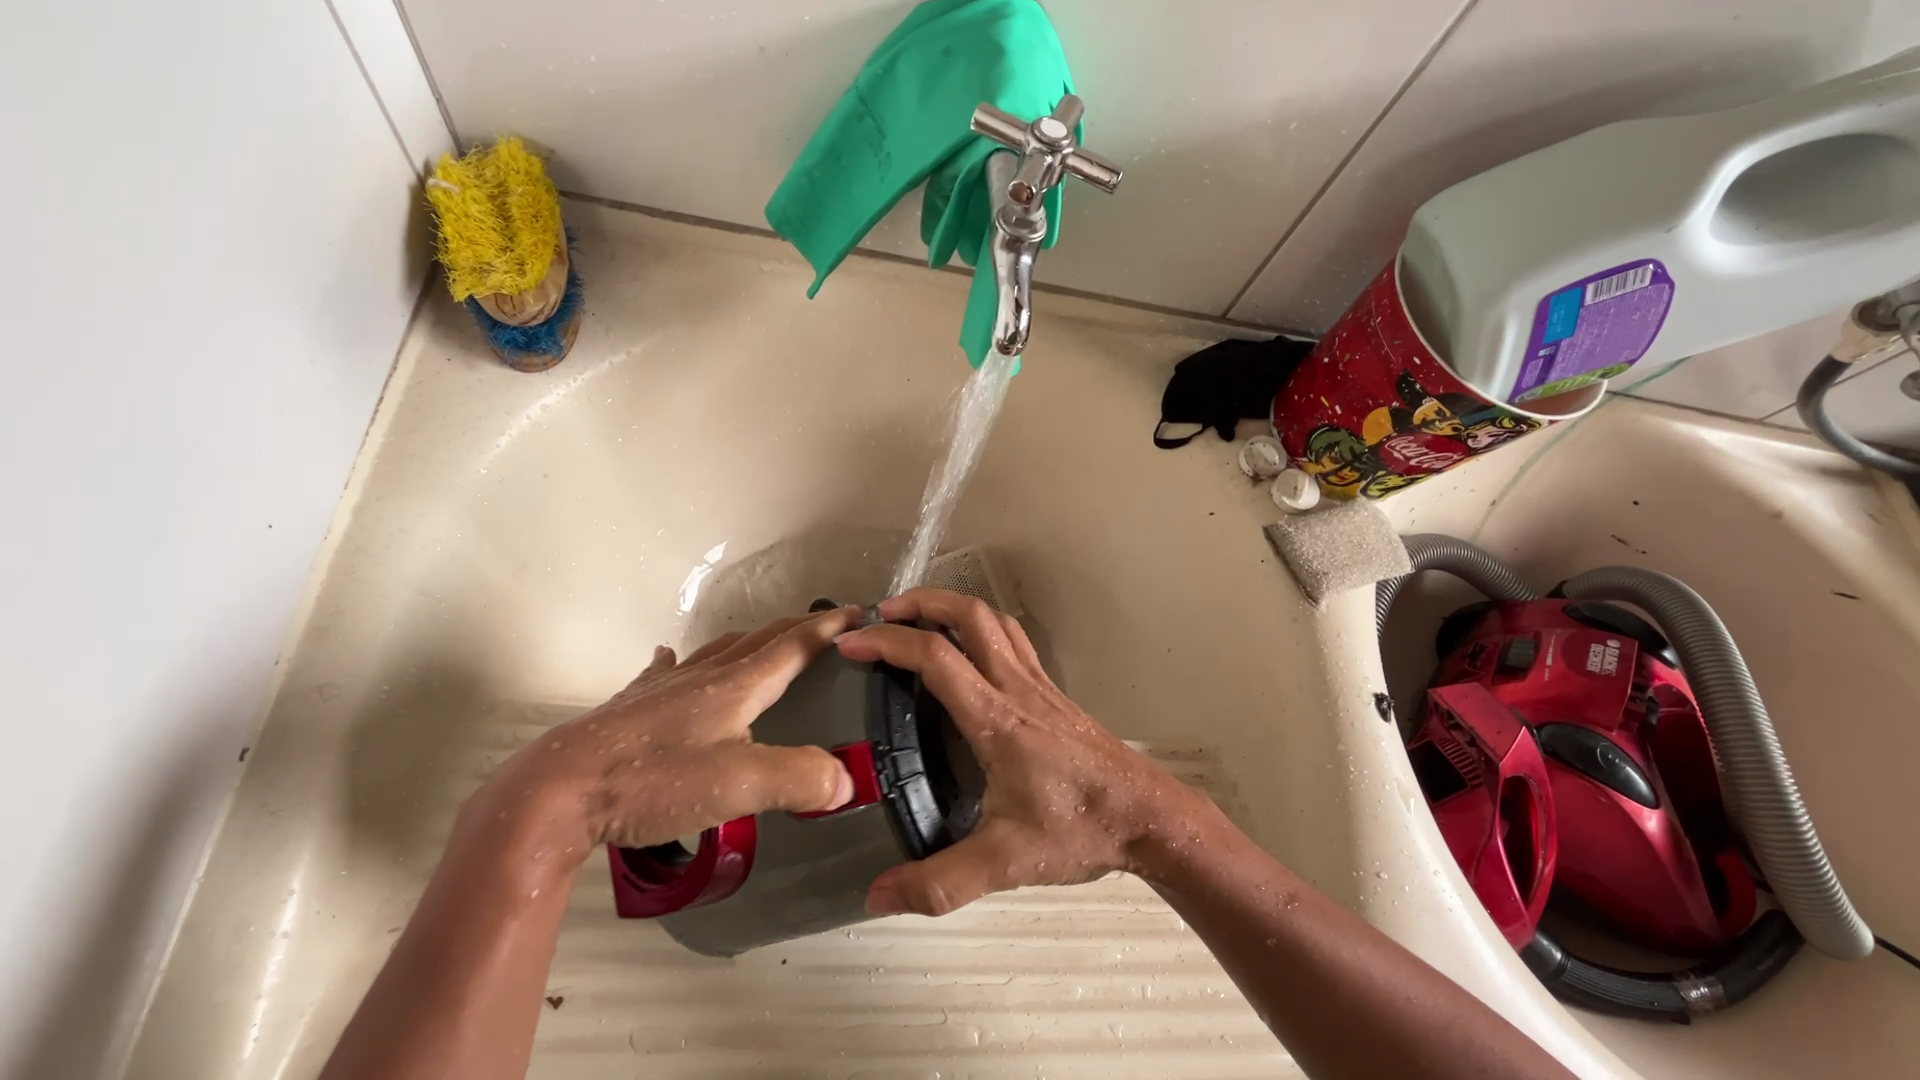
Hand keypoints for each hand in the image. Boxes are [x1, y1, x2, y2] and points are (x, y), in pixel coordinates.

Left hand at [470, 608, 860, 856]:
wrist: (558, 792)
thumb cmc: (653, 782)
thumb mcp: (739, 785)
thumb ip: (799, 778)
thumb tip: (845, 781)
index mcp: (735, 687)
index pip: (793, 647)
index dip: (827, 629)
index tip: (857, 612)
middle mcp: (702, 677)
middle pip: (759, 642)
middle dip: (797, 630)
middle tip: (824, 625)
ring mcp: (662, 689)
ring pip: (715, 652)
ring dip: (748, 642)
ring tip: (763, 641)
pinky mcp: (630, 707)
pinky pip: (665, 671)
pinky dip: (679, 661)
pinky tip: (669, 659)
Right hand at [834, 589, 1204, 916]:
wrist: (1148, 817)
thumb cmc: (1080, 829)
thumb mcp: (1004, 863)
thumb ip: (939, 883)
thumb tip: (876, 895)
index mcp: (996, 719)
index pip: (935, 656)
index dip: (888, 642)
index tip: (851, 643)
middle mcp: (1016, 688)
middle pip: (969, 615)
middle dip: (921, 602)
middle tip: (883, 614)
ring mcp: (1039, 687)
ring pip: (995, 621)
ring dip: (953, 608)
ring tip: (920, 621)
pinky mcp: (1054, 696)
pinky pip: (1014, 642)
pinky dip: (982, 629)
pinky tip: (970, 656)